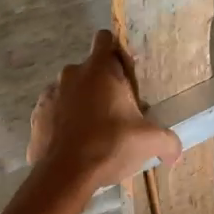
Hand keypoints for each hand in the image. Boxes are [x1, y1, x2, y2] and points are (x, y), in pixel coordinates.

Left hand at [27, 30, 182, 187]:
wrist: (66, 174)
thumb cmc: (110, 145)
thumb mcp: (149, 142)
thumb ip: (168, 142)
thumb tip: (176, 154)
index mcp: (100, 69)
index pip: (105, 39)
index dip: (117, 54)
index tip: (126, 77)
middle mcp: (72, 73)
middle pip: (90, 69)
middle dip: (103, 85)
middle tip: (117, 113)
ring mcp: (51, 93)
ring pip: (71, 89)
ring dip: (82, 102)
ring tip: (94, 131)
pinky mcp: (37, 114)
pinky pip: (55, 110)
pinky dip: (64, 120)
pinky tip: (75, 141)